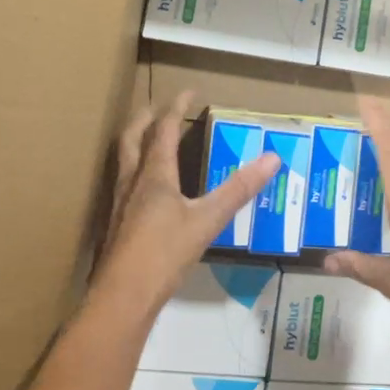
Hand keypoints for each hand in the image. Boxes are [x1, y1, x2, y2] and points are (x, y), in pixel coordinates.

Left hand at [95, 92, 279, 316]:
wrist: (122, 297)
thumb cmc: (164, 254)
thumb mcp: (208, 220)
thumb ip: (238, 189)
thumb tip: (272, 158)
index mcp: (154, 175)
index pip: (163, 129)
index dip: (176, 108)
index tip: (190, 92)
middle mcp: (132, 182)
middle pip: (132, 138)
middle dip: (146, 118)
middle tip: (160, 107)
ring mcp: (120, 204)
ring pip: (124, 161)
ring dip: (136, 142)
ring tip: (149, 140)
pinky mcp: (116, 225)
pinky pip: (124, 184)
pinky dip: (135, 170)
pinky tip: (146, 190)